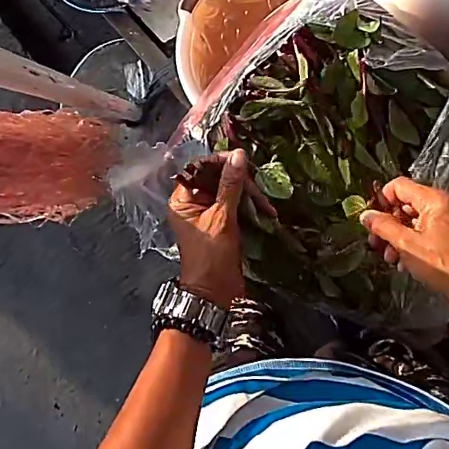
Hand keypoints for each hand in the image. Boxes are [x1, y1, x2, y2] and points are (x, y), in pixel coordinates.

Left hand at [168, 149, 255, 308]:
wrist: (215, 293)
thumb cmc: (211, 256)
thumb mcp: (222, 218)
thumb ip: (230, 186)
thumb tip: (238, 156)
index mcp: (182, 199)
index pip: (200, 168)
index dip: (221, 162)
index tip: (243, 161)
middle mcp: (192, 203)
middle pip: (216, 178)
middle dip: (240, 181)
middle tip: (259, 190)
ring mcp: (207, 213)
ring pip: (229, 191)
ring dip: (249, 195)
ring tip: (266, 206)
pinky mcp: (221, 223)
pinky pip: (235, 205)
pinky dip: (250, 206)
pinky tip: (266, 211)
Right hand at [360, 178, 448, 310]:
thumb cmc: (441, 265)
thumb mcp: (406, 244)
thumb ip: (383, 226)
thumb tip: (365, 215)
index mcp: (435, 200)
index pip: (398, 186)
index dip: (381, 200)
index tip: (371, 219)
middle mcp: (444, 204)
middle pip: (404, 203)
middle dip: (386, 222)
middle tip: (374, 240)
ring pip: (411, 218)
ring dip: (395, 235)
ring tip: (388, 255)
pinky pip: (423, 229)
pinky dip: (410, 241)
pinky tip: (402, 260)